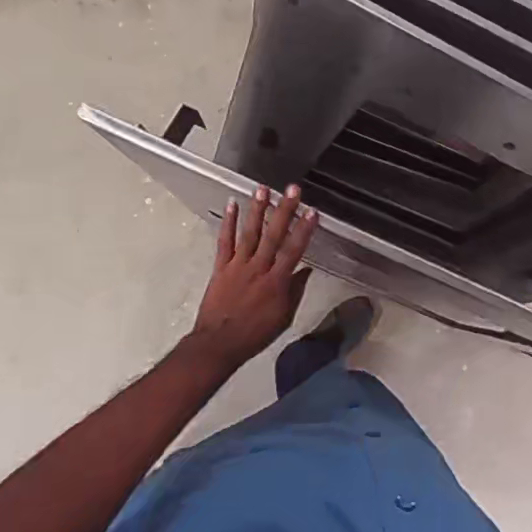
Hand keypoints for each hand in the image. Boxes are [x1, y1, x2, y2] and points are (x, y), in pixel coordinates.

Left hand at [184, 184, 319, 369]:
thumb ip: (294, 291)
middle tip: (292, 190)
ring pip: (250, 233)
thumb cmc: (254, 334)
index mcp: (276, 282)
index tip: (312, 212)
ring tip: (263, 189)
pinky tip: (232, 205)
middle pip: (274, 235)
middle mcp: (258, 269)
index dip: (304, 230)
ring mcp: (238, 265)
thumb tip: (305, 271)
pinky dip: (229, 222)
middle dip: (284, 211)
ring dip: (257, 210)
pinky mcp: (221, 267)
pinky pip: (225, 241)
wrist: (219, 343)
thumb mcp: (283, 317)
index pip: (294, 251)